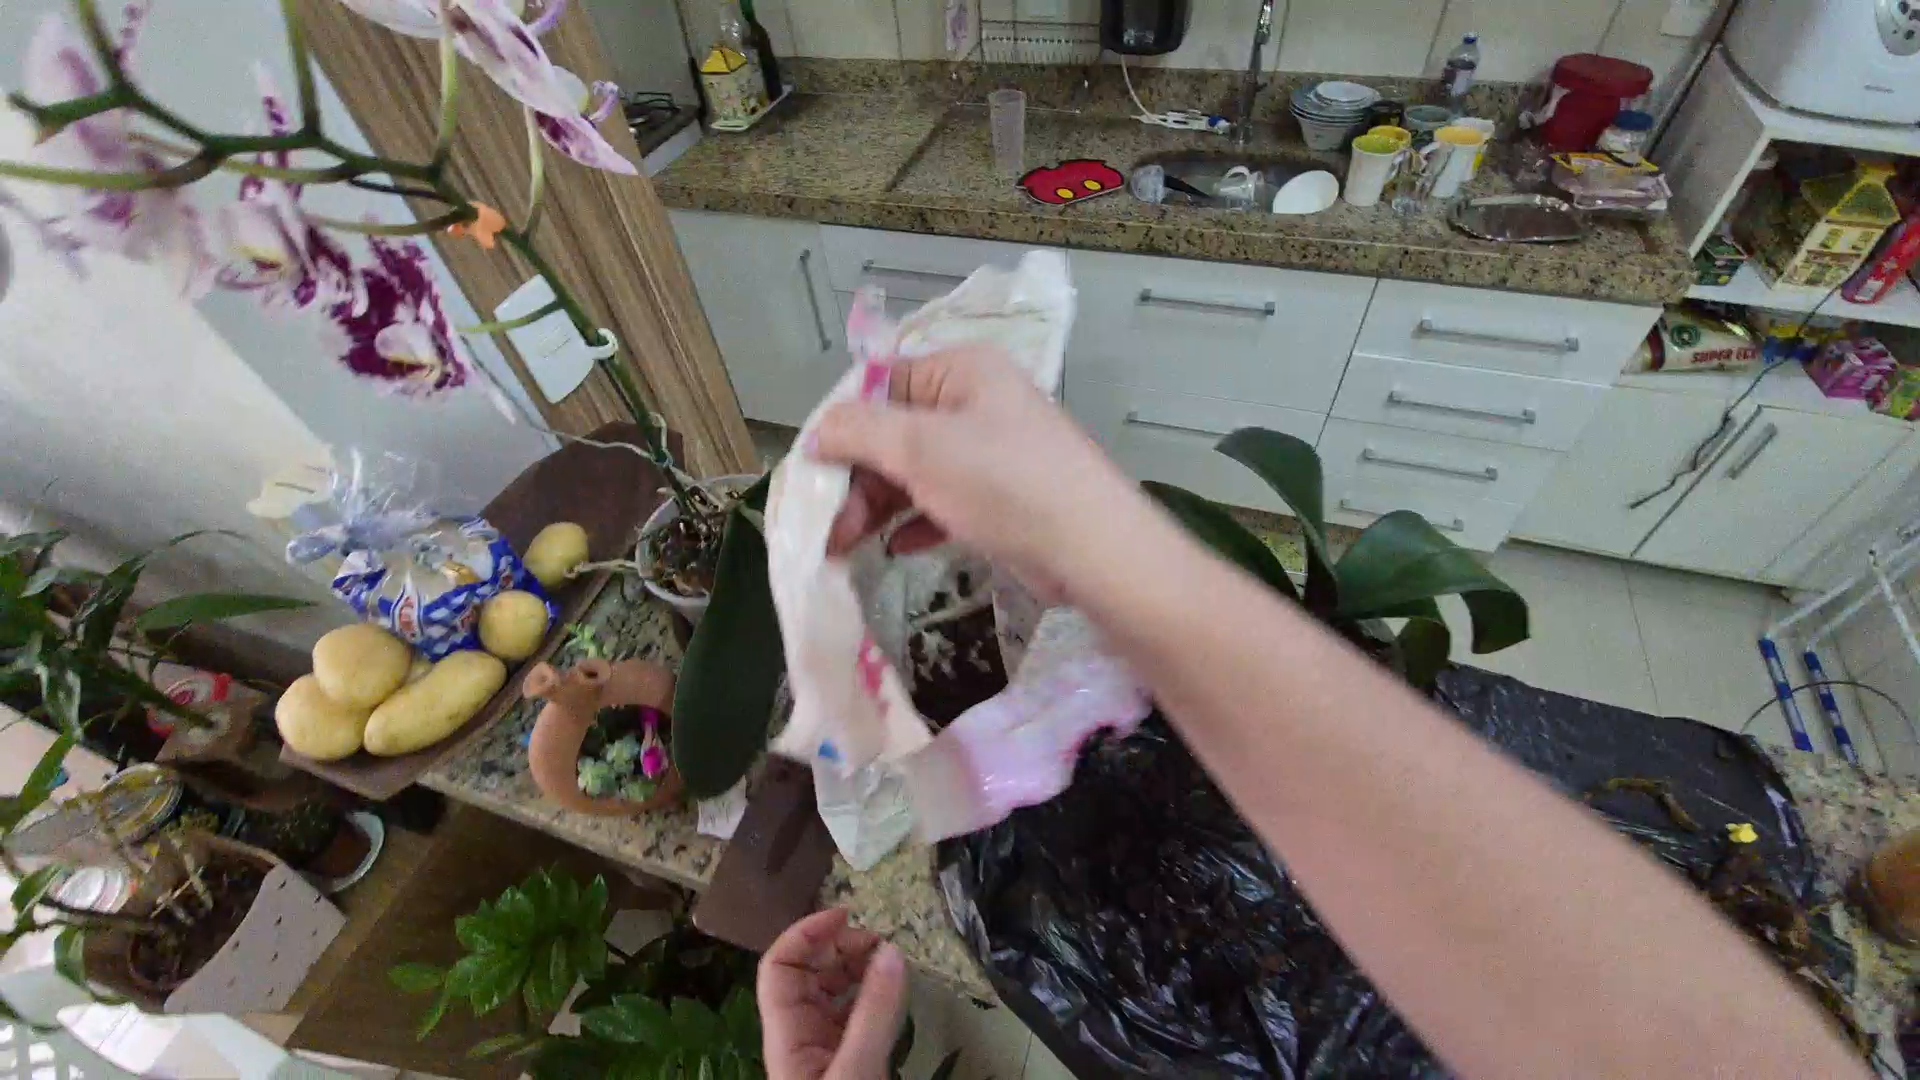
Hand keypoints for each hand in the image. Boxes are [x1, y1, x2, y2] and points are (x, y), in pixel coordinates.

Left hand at [758, 908, 907, 1079]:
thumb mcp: (856, 1069)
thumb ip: (874, 1013)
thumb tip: (894, 950)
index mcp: (786, 1033)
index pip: (779, 965)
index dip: (806, 932)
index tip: (846, 916)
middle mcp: (798, 1034)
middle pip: (808, 971)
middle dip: (841, 946)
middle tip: (881, 943)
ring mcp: (821, 1048)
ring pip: (831, 990)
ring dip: (857, 967)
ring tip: (890, 962)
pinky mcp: (845, 1061)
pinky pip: (853, 1013)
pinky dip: (871, 995)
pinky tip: (892, 993)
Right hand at [811, 346, 1143, 593]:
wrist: (1091, 549)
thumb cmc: (1004, 482)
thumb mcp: (921, 447)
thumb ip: (859, 432)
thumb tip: (815, 434)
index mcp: (962, 371)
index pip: (881, 383)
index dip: (841, 423)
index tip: (811, 468)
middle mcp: (976, 404)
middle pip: (894, 432)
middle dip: (856, 477)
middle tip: (825, 524)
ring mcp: (990, 454)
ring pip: (916, 472)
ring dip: (878, 506)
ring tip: (844, 545)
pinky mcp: (1000, 499)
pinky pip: (943, 502)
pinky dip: (917, 522)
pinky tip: (898, 547)